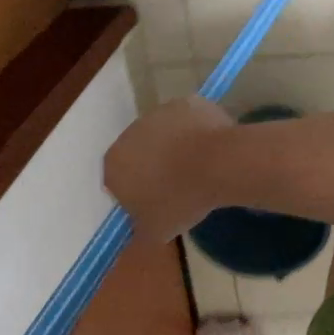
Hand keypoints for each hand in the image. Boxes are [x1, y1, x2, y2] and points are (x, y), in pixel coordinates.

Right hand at [104, 96, 235, 240]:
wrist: (219, 163)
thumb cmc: (181, 200)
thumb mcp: (155, 232)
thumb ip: (141, 230)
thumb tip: (141, 229)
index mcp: (115, 164)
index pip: (118, 179)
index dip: (137, 191)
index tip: (157, 202)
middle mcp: (131, 133)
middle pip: (140, 151)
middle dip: (155, 165)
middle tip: (179, 183)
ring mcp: (160, 113)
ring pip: (164, 132)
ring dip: (176, 145)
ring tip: (200, 164)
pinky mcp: (187, 102)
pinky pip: (188, 119)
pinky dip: (196, 129)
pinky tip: (212, 146)